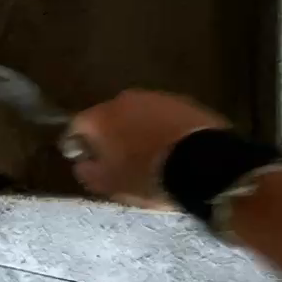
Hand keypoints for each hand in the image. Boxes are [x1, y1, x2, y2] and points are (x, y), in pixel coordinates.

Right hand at [67, 90, 230, 201]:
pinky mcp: (184, 103)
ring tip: (145, 151)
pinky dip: (161, 129)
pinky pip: (163, 117)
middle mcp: (123, 100)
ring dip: (136, 129)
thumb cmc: (147, 175)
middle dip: (109, 134)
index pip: (77, 125)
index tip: (78, 156)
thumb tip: (82, 164)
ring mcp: (156, 98)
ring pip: (137, 114)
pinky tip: (169, 146)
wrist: (205, 165)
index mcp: (100, 117)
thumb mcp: (111, 184)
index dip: (75, 142)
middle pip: (108, 116)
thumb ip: (89, 172)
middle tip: (115, 155)